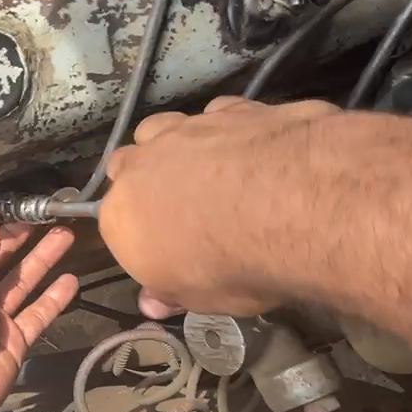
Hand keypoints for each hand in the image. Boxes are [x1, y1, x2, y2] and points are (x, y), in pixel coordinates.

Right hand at [98, 95, 342, 318]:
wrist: (297, 206)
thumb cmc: (231, 264)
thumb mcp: (198, 297)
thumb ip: (170, 292)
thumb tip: (153, 302)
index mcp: (119, 215)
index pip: (113, 221)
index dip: (136, 233)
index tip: (160, 248)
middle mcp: (141, 165)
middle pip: (126, 164)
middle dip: (142, 178)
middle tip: (175, 204)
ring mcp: (187, 130)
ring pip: (162, 128)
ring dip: (173, 145)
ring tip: (204, 169)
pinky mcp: (235, 108)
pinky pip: (219, 114)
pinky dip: (226, 128)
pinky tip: (249, 147)